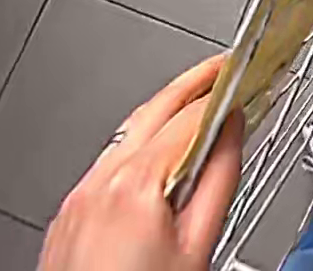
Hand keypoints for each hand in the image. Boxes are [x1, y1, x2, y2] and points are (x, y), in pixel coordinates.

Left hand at [39, 52, 245, 270]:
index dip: (224, 91)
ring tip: (201, 100)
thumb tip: (235, 127)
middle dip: (195, 81)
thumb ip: (222, 176)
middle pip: (156, 106)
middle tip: (226, 67)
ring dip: (168, 107)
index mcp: (134, 184)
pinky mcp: (67, 215)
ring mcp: (77, 198)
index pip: (191, 114)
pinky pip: (111, 157)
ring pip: (130, 128)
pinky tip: (164, 146)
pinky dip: (144, 138)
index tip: (246, 78)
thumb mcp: (199, 246)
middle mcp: (98, 182)